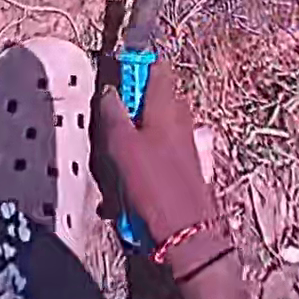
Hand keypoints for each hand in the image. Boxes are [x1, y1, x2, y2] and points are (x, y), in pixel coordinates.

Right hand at [97, 60, 219, 243]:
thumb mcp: (122, 144)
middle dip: (129, 102)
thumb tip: (110, 90)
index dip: (135, 64)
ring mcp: (184, 138)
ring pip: (151, 120)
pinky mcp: (183, 160)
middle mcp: (179, 115)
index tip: (116, 75)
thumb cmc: (154, 184)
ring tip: (116, 152)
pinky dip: (142, 151)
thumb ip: (113, 111)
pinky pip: (157, 143)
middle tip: (110, 120)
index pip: (155, 65)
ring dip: (132, 130)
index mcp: (167, 103)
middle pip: (151, 94)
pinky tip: (129, 174)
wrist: (189, 235)